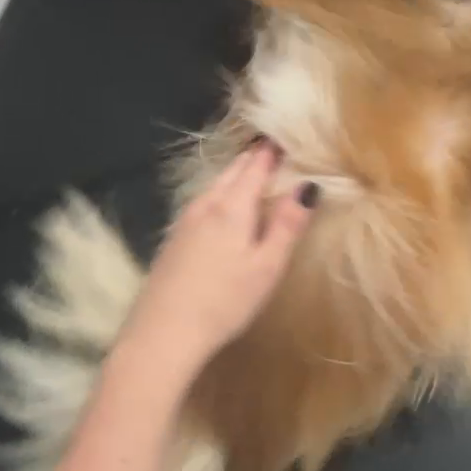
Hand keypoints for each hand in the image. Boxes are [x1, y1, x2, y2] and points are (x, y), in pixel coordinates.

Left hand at [115, 142, 316, 372]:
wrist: (162, 335)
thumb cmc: (224, 301)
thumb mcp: (267, 266)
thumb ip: (287, 224)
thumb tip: (309, 185)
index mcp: (231, 208)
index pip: (255, 166)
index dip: (272, 150)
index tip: (286, 136)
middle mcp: (205, 206)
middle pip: (232, 172)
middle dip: (253, 158)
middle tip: (273, 148)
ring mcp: (184, 222)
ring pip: (214, 186)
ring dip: (235, 175)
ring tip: (252, 170)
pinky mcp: (173, 241)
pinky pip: (203, 203)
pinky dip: (220, 194)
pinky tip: (222, 207)